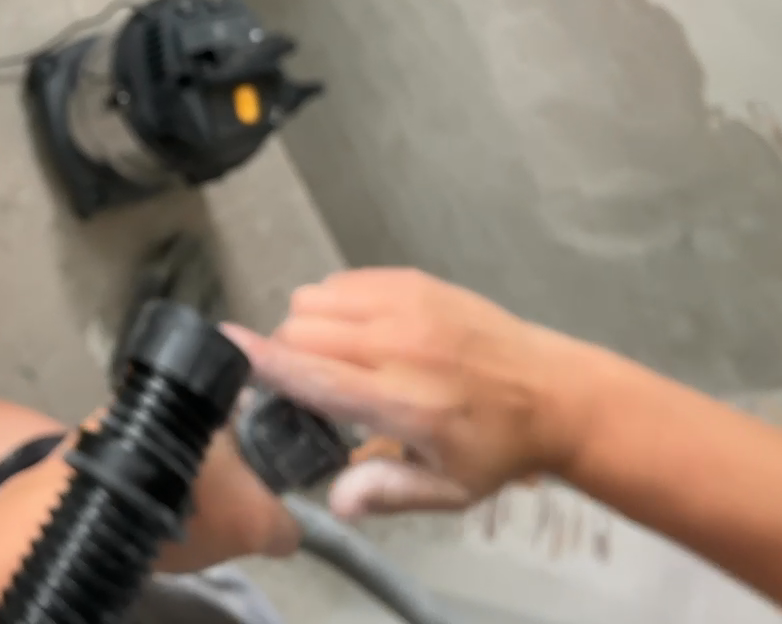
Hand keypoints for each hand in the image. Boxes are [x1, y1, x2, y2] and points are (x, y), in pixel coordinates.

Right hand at [223, 268, 600, 518]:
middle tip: (309, 382)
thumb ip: (385, 491)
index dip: (263, 361)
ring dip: (305, 327)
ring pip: (310, 301)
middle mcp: (397, 345)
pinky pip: (336, 281)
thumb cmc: (495, 447)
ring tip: (333, 353)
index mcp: (404, 402)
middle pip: (299, 332)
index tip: (226, 348)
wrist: (555, 391)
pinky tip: (355, 329)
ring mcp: (403, 304)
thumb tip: (333, 501)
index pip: (313, 375)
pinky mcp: (408, 280)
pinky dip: (330, 305)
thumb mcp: (448, 489)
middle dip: (286, 356)